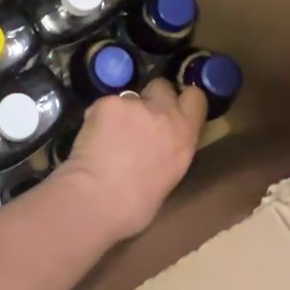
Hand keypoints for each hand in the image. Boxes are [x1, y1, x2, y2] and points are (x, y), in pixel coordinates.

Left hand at [51, 78, 206, 241]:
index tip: (175, 106)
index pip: (196, 98)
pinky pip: (105, 104)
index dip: (183, 98)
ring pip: (129, 95)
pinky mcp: (107, 101)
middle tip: (138, 117)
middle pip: (162, 85)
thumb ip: (168, 149)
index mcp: (184, 135)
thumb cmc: (137, 205)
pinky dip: (100, 116)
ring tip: (109, 135)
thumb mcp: (169, 175)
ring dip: (122, 110)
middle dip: (151, 96)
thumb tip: (157, 144)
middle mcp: (163, 113)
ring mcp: (134, 103)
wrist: (100, 198)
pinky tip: (93, 137)